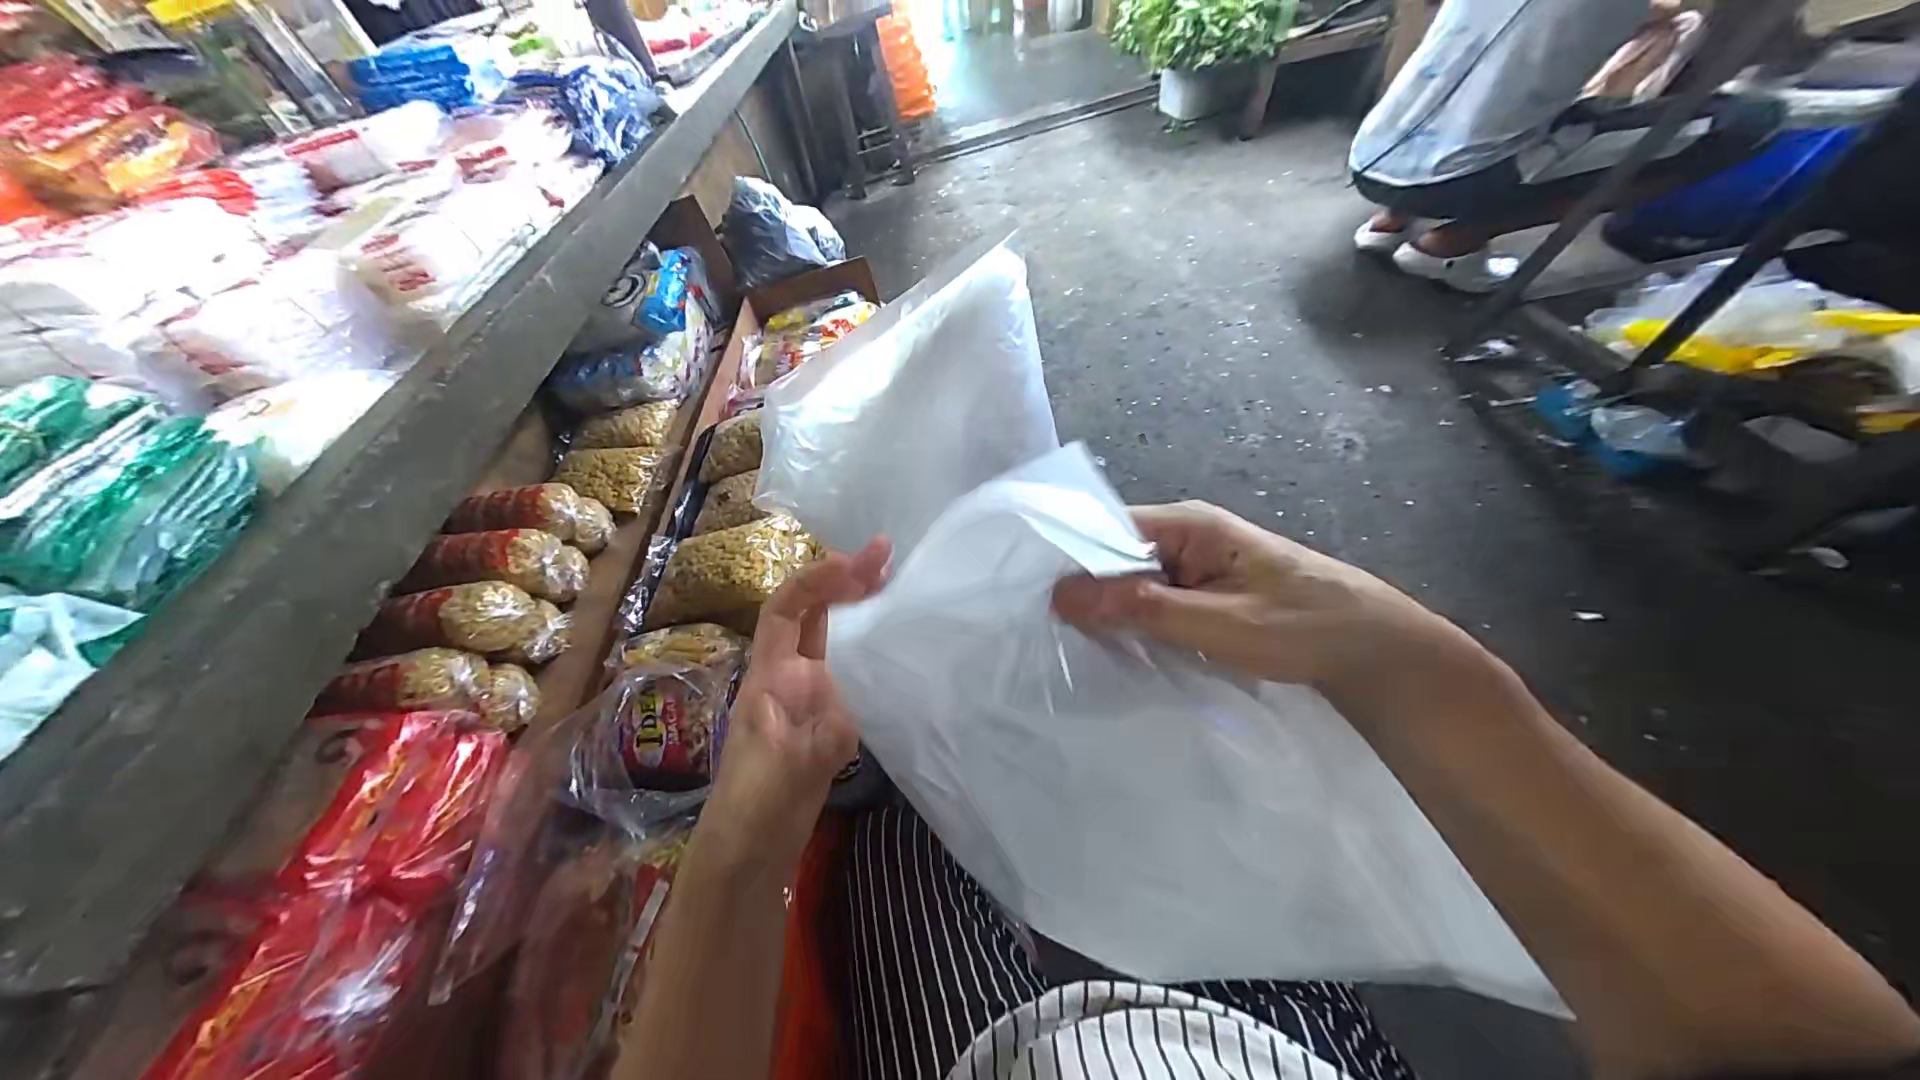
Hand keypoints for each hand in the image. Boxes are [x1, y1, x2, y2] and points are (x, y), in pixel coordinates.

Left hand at [700, 538, 889, 874]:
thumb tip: (851, 713)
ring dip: (860, 605)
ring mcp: (810, 694)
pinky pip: (852, 667)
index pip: (786, 609)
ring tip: (895, 580)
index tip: (856, 564)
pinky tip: (898, 640)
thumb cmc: (754, 808)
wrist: (749, 851)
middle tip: (887, 553)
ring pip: (835, 635)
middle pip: (814, 612)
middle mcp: (790, 674)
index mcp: (770, 676)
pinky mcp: (829, 715)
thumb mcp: (786, 775)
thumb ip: (818, 742)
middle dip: (845, 577)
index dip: (816, 579)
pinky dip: (872, 645)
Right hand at [1051, 501, 1486, 715]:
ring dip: (1109, 608)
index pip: (1105, 529)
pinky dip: (1133, 621)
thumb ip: (1141, 608)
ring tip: (1068, 640)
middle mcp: (1184, 535)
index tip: (1034, 596)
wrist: (1378, 652)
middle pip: (1113, 555)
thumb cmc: (1304, 627)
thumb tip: (1061, 594)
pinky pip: (1152, 600)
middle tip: (1044, 628)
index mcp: (1188, 524)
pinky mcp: (1201, 592)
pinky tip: (1114, 646)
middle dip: (1085, 589)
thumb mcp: (1218, 623)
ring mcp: (1193, 565)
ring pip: (1131, 581)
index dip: (1069, 559)